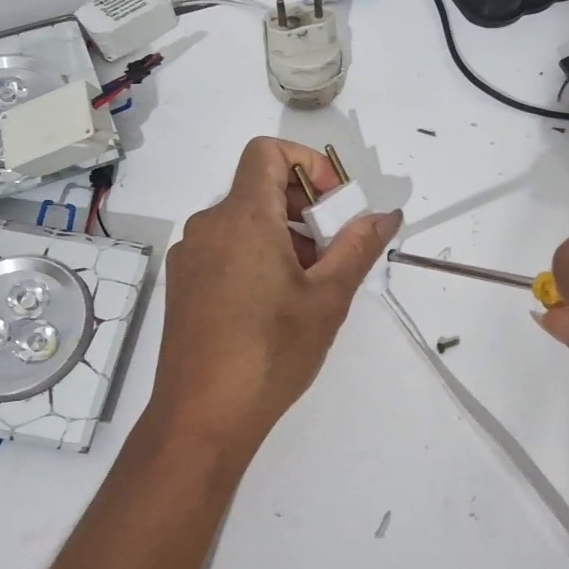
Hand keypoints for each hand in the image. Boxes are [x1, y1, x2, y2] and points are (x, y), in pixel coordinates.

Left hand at [150, 137, 401, 449]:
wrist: (201, 417)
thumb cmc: (271, 352)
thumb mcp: (328, 298)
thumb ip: (358, 247)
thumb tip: (386, 214)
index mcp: (243, 217)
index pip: (267, 151)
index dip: (306, 163)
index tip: (333, 205)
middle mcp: (209, 226)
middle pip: (259, 188)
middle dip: (304, 208)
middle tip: (333, 252)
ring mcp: (190, 257)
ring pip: (243, 223)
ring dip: (283, 237)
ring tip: (309, 287)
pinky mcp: (182, 286)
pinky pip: (224, 250)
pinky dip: (255, 257)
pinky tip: (274, 307)